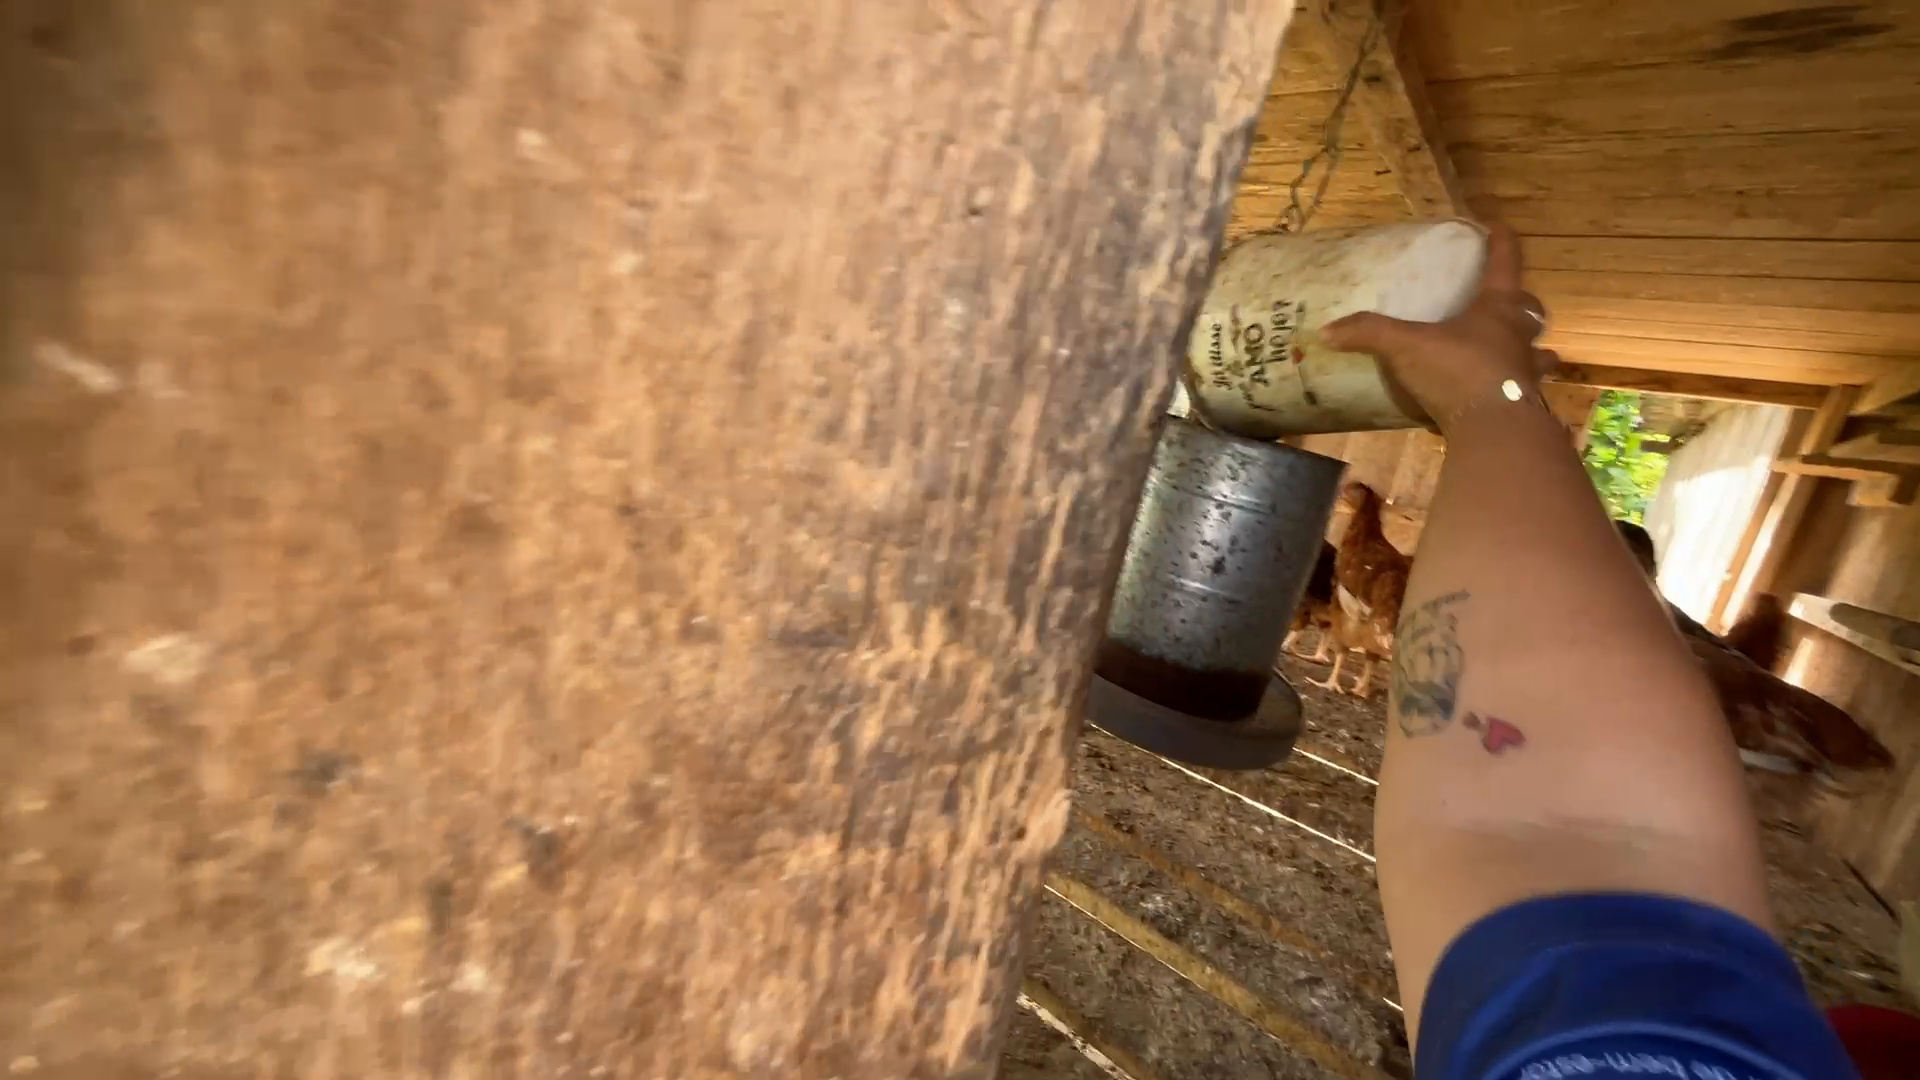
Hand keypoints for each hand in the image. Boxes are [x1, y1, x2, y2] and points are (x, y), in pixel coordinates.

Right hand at [1320, 224, 1557, 435]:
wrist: (1491, 424)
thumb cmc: (1456, 370)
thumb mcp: (1405, 346)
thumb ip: (1369, 333)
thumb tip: (1327, 330)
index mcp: (1498, 310)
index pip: (1505, 264)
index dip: (1501, 243)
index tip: (1497, 226)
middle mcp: (1518, 336)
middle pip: (1531, 312)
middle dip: (1522, 307)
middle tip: (1508, 307)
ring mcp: (1523, 372)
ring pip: (1538, 354)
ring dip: (1530, 351)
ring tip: (1513, 354)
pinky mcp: (1517, 403)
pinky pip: (1519, 392)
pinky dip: (1510, 391)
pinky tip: (1492, 397)